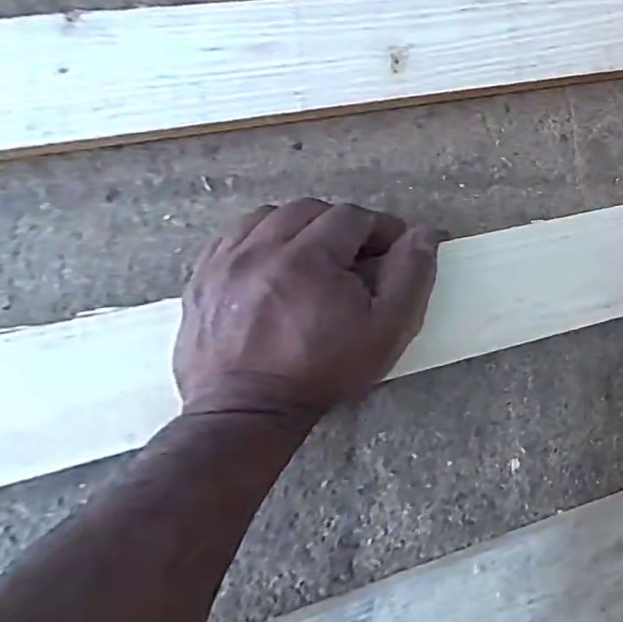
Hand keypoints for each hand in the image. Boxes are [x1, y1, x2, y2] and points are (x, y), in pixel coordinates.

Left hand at [176, 199, 439, 420]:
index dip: (382, 229)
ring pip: (266, 217)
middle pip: (309, 209)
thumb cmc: (328, 367)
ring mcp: (221, 266)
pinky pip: (232, 238)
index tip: (393, 254)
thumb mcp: (391, 324)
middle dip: (343, 224)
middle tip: (359, 256)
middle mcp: (258, 252)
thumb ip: (412, 272)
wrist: (247, 411)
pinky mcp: (199, 283)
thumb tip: (423, 233)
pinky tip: (281, 265)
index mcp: (306, 260)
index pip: (353, 216)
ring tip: (318, 257)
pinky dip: (263, 240)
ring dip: (300, 227)